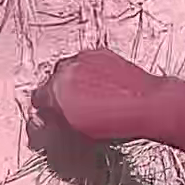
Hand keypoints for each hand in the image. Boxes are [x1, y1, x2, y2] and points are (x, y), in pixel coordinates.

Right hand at [31, 49, 170, 142]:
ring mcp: (83, 59)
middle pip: (52, 80)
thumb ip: (58, 122)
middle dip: (57, 93)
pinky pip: (86, 62)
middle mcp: (65, 70)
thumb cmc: (116, 121)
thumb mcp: (78, 132)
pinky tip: (101, 85)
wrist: (147, 104)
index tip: (49, 114)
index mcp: (54, 92)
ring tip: (87, 96)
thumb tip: (52, 121)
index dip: (44, 109)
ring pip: (68, 69)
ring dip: (73, 80)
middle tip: (69, 107)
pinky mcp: (100, 53)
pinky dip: (89, 72)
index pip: (38, 99)